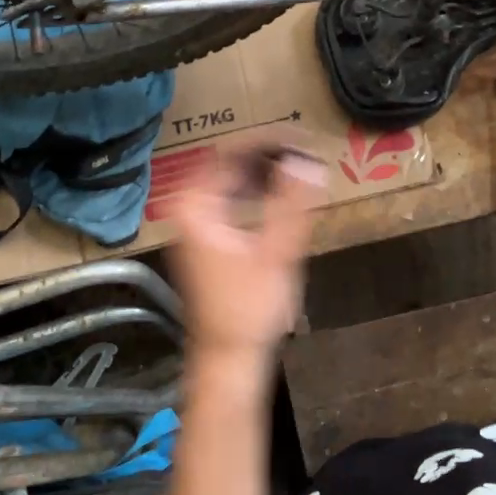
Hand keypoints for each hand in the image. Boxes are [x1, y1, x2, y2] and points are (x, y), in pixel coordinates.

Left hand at [167, 137, 326, 358]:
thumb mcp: (277, 252)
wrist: (228, 358)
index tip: (299, 137)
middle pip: (228, 164)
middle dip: (266, 154)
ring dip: (262, 172)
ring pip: (229, 181)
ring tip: (297, 166)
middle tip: (303, 148)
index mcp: (194, 206)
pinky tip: (279, 196)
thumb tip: (308, 160)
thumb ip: (293, 203)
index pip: (230, 152)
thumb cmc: (249, 309)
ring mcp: (193, 225)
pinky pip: (229, 198)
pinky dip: (254, 192)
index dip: (267, 141)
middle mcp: (187, 210)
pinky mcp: (205, 239)